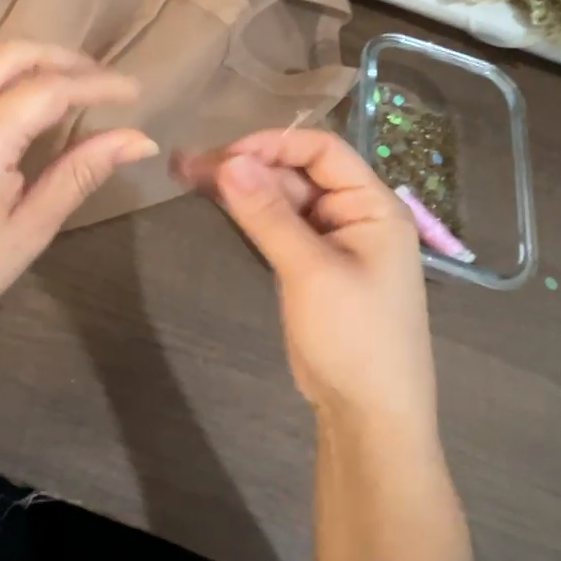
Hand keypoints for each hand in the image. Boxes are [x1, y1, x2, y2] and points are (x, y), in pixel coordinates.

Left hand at [0, 42, 159, 345]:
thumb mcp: (30, 229)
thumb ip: (80, 173)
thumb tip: (139, 140)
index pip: (49, 90)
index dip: (95, 85)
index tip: (133, 92)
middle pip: (11, 55)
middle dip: (62, 59)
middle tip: (100, 79)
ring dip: (24, 58)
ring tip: (63, 81)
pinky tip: (11, 92)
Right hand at [174, 129, 435, 427]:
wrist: (368, 416)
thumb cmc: (355, 337)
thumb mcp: (310, 272)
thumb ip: (268, 215)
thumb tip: (227, 161)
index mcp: (373, 207)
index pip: (322, 151)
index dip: (274, 144)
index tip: (225, 156)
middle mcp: (353, 215)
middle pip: (296, 171)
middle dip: (246, 165)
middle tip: (188, 164)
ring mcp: (330, 240)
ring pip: (281, 197)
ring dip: (240, 186)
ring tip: (187, 174)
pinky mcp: (308, 263)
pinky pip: (277, 223)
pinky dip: (247, 211)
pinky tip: (213, 200)